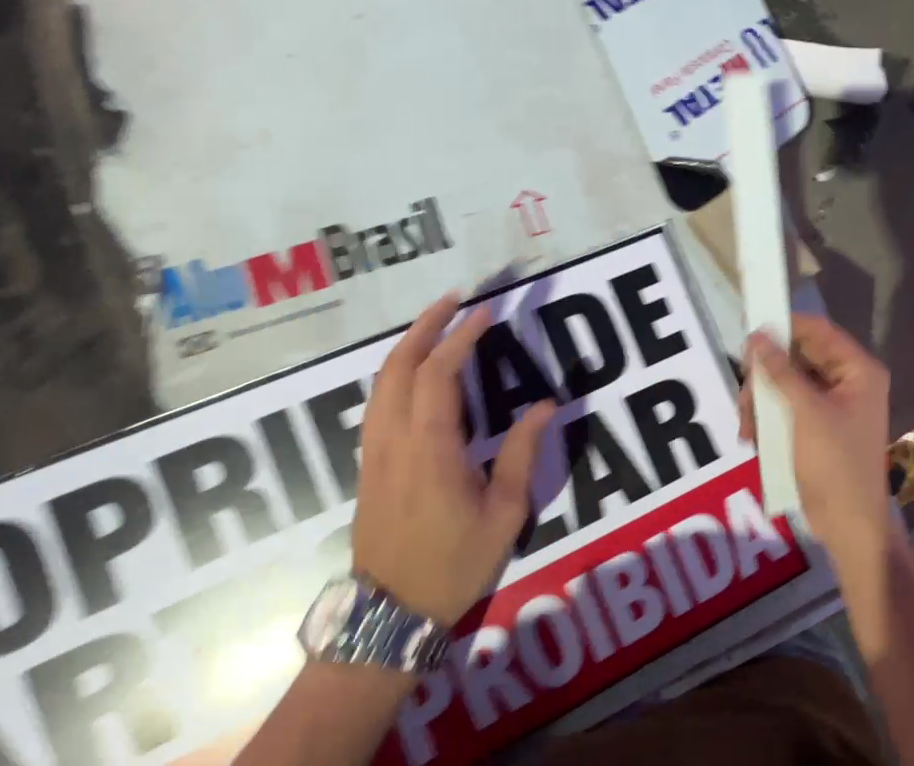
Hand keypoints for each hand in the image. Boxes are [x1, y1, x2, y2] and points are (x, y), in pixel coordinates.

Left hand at [353, 293, 554, 624]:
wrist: (390, 614)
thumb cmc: (454, 564)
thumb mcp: (505, 514)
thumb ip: (522, 454)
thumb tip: (545, 406)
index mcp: (429, 449)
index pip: (438, 375)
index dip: (460, 338)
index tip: (486, 312)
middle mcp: (393, 441)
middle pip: (398, 366)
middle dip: (425, 326)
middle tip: (456, 300)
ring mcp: (373, 453)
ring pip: (380, 382)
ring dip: (408, 345)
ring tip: (438, 324)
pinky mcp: (368, 466)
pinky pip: (377, 403)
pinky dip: (397, 372)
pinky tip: (418, 371)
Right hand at [741, 315, 895, 572]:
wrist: (848, 524)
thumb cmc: (835, 463)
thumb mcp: (805, 413)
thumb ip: (780, 371)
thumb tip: (756, 335)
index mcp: (859, 370)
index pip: (819, 330)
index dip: (785, 327)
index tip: (749, 335)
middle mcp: (849, 381)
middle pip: (799, 357)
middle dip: (767, 374)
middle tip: (744, 390)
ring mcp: (833, 406)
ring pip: (788, 384)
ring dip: (762, 400)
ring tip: (746, 424)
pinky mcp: (817, 428)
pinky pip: (787, 408)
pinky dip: (768, 418)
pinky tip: (752, 437)